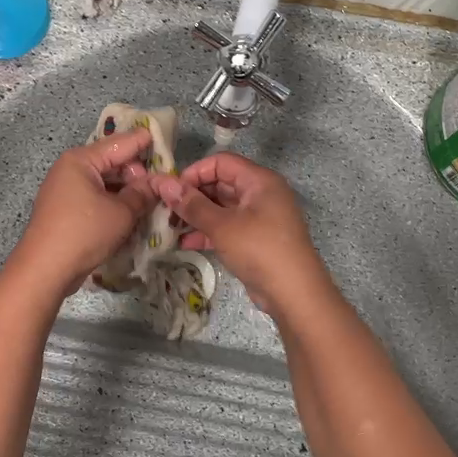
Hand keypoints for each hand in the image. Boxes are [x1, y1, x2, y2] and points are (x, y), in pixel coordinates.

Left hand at [9, 127, 156, 290]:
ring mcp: (65, 190)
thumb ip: (143, 194)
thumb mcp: (121, 213)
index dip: (145, 142)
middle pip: (112, 162)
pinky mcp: (65, 210)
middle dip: (138, 172)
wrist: (45, 270)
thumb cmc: (84, 233)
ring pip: (105, 182)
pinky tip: (131, 214)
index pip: (121, 143)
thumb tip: (158, 183)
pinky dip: (113, 202)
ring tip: (152, 201)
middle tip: (163, 185)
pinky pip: (95, 198)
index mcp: (81, 160)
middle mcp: (70, 169)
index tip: (167, 140)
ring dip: (127, 190)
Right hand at [149, 153, 328, 312]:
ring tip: (170, 227)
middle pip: (220, 184)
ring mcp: (260, 217)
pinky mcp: (256, 239)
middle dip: (192, 196)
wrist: (293, 293)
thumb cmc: (259, 250)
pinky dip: (208, 232)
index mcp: (259, 181)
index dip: (194, 172)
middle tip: (166, 210)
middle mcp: (261, 194)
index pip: (221, 162)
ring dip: (197, 216)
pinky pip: (228, 227)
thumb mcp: (222, 226)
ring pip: (222, 208)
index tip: (172, 191)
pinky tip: (186, 243)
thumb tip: (164, 184)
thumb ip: (192, 204)